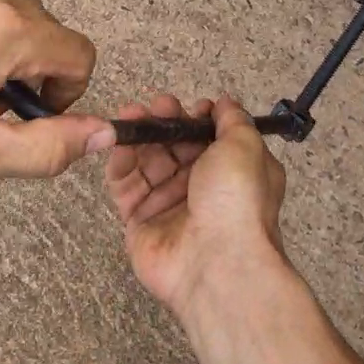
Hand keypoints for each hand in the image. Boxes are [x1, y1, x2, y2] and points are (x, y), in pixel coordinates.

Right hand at [104, 95, 287, 314]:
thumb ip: (233, 119)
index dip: (199, 119)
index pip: (211, 139)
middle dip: (166, 122)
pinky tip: (118, 141)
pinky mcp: (140, 221)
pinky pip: (125, 187)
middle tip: (157, 104)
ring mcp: (170, 205)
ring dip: (140, 135)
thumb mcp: (245, 146)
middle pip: (176, 147)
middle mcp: (203, 188)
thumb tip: (223, 102)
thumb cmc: (236, 199)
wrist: (216, 261)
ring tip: (130, 113)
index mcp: (234, 172)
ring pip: (148, 162)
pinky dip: (120, 163)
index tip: (193, 106)